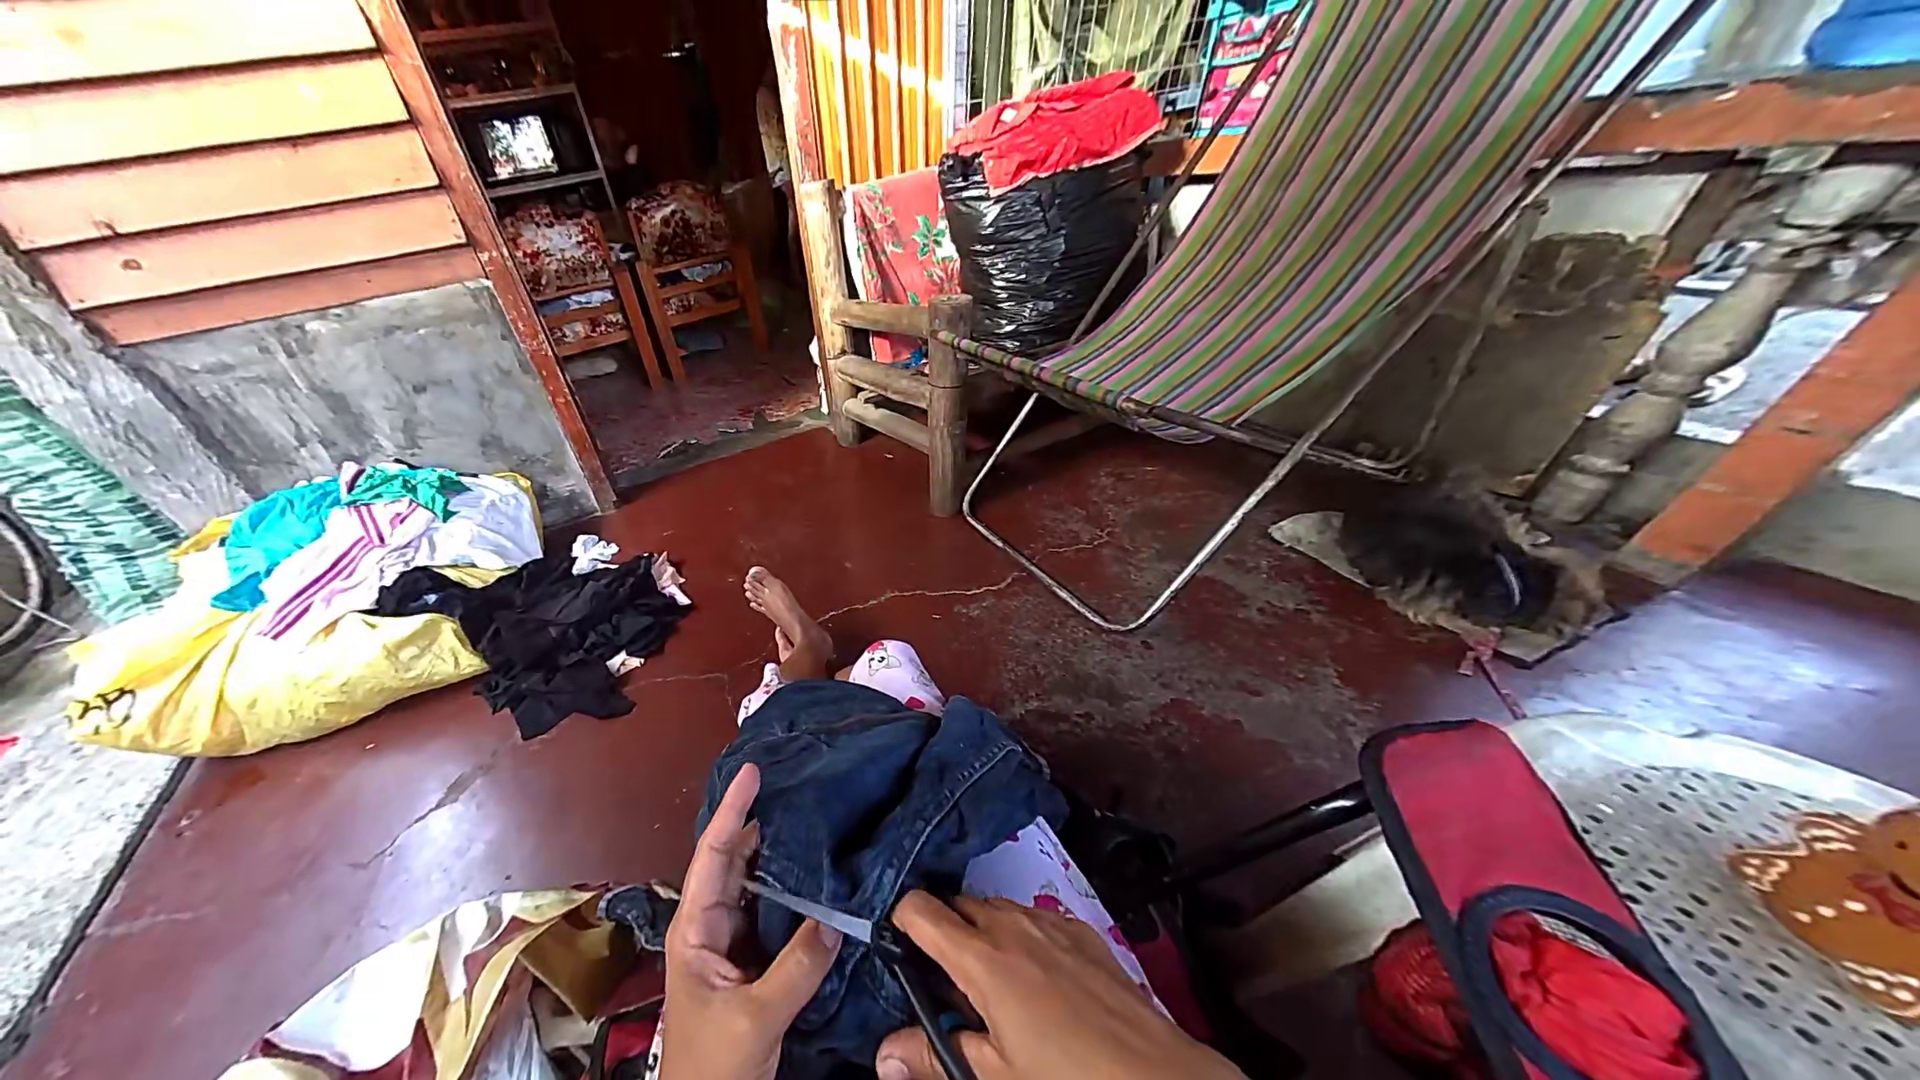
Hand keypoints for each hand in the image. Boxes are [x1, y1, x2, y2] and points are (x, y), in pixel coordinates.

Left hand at [659, 764, 842, 1079]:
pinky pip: (775, 907)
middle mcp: (711, 924)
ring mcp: (733, 939)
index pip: (713, 856)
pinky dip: (794, 884)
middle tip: (794, 786)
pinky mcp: (754, 956)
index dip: (731, 811)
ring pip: (756, 881)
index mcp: (696, 929)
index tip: (753, 774)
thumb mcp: (754, 1020)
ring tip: (810, 815)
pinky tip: (818, 869)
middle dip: (757, 820)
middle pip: (733, 859)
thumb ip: (796, 969)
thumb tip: (836, 917)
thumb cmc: (712, 1067)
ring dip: (778, 850)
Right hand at [875, 892, 1245, 1079]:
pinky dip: (1019, 931)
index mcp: (983, 959)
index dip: (902, 918)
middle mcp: (1013, 925)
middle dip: (944, 926)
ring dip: (982, 928)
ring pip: (997, 906)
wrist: (1152, 1072)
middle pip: (959, 903)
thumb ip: (935, 1057)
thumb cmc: (1066, 1076)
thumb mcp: (995, 1075)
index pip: (923, 910)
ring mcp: (1049, 921)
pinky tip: (1032, 971)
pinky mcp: (1079, 928)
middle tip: (940, 971)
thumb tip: (885, 1053)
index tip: (896, 939)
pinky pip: (1034, 915)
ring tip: (986, 973)